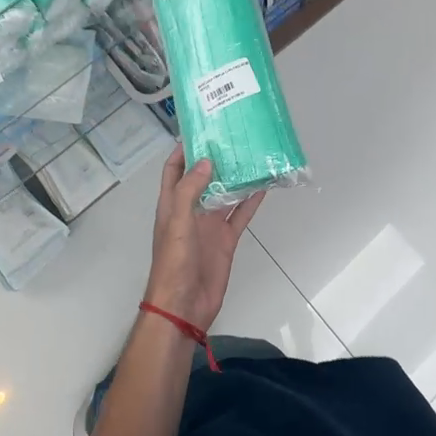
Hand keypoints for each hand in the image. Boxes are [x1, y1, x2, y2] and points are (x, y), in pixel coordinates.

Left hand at [143, 148, 264, 330]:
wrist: (184, 306)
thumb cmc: (174, 262)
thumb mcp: (177, 222)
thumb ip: (190, 190)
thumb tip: (207, 160)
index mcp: (172, 204)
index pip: (174, 169)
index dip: (183, 150)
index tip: (201, 129)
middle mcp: (191, 210)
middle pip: (203, 178)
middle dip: (215, 159)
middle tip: (234, 136)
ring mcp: (209, 225)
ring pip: (225, 194)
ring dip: (236, 177)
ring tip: (253, 154)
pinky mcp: (226, 240)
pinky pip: (240, 215)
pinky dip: (251, 201)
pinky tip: (264, 186)